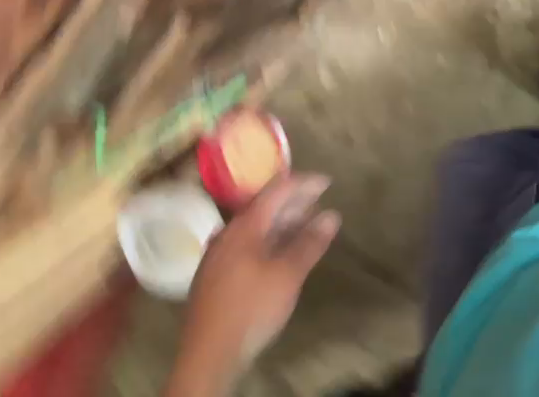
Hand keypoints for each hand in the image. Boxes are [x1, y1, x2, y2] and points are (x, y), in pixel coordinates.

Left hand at [168, 174, 340, 396]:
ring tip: (305, 226)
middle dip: (294, 203)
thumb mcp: (288, 275)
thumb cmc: (251, 309)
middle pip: (264, 206)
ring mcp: (218, 254)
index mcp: (245, 226)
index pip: (277, 190)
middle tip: (320, 203)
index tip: (328, 183)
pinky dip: (267, 240)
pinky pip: (246, 244)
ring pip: (254, 227)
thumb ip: (310, 243)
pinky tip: (278, 253)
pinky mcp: (214, 275)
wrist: (207, 356)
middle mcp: (228, 233)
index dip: (304, 183)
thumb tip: (331, 216)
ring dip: (281, 223)